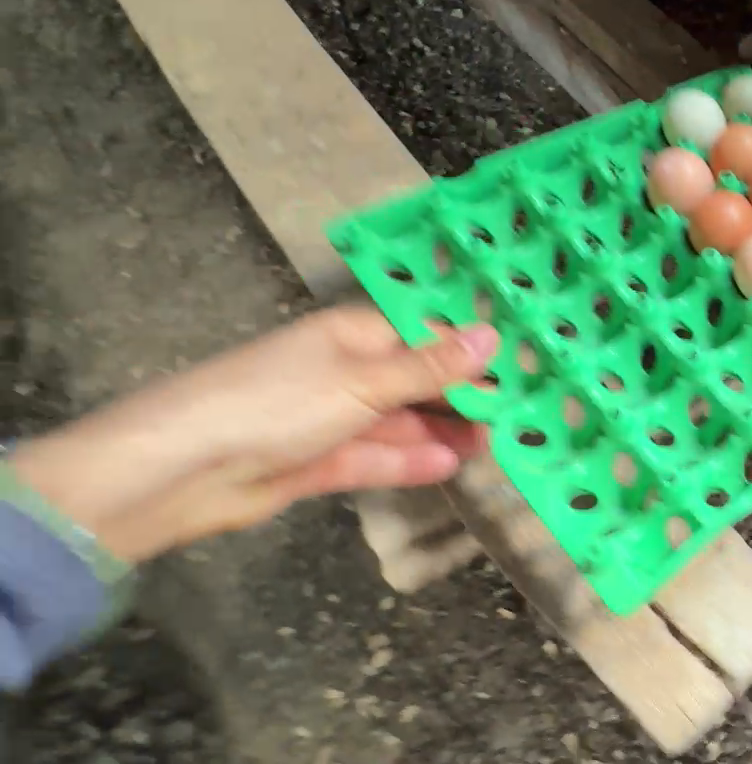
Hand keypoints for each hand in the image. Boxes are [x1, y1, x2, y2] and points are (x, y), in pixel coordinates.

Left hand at [9, 307, 498, 561]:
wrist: (172, 476)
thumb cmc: (276, 404)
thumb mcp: (366, 380)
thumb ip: (433, 366)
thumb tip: (494, 335)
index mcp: (355, 336)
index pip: (428, 334)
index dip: (471, 348)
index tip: (520, 365)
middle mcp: (346, 372)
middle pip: (419, 380)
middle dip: (464, 396)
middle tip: (517, 412)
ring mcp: (330, 419)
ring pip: (402, 422)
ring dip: (443, 432)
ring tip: (492, 444)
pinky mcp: (317, 462)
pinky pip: (375, 457)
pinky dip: (409, 462)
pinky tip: (449, 467)